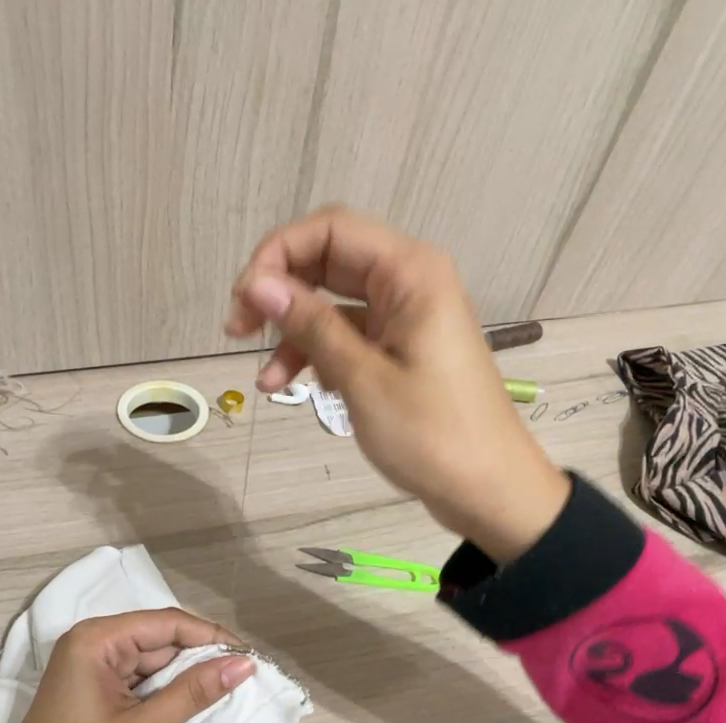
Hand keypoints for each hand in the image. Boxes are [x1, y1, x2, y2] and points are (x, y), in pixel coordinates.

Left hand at [0, 610, 254, 722]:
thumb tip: (243, 664)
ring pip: (152, 659)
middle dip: (200, 656)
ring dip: (185, 674)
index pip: (166, 623)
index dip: (210, 637)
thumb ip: (193, 693)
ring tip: (227, 688)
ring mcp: (90, 665)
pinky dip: (165, 689)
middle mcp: (92, 642)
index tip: (250, 656)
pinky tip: (193, 700)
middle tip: (244, 676)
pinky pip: (138, 677)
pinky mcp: (93, 687)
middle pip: (160, 638)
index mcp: (96, 640)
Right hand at [225, 206, 570, 561]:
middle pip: (327, 261)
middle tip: (237, 331)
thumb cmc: (431, 433)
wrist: (488, 489)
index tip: (243, 300)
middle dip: (279, 292)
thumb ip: (310, 325)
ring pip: (331, 303)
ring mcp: (404, 316)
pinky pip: (347, 335)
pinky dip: (317, 355)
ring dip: (292, 333)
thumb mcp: (362, 378)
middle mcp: (407, 281)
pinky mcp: (399, 348)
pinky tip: (294, 387)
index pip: (329, 230)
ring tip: (266, 382)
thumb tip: (257, 283)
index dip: (277, 255)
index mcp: (409, 272)